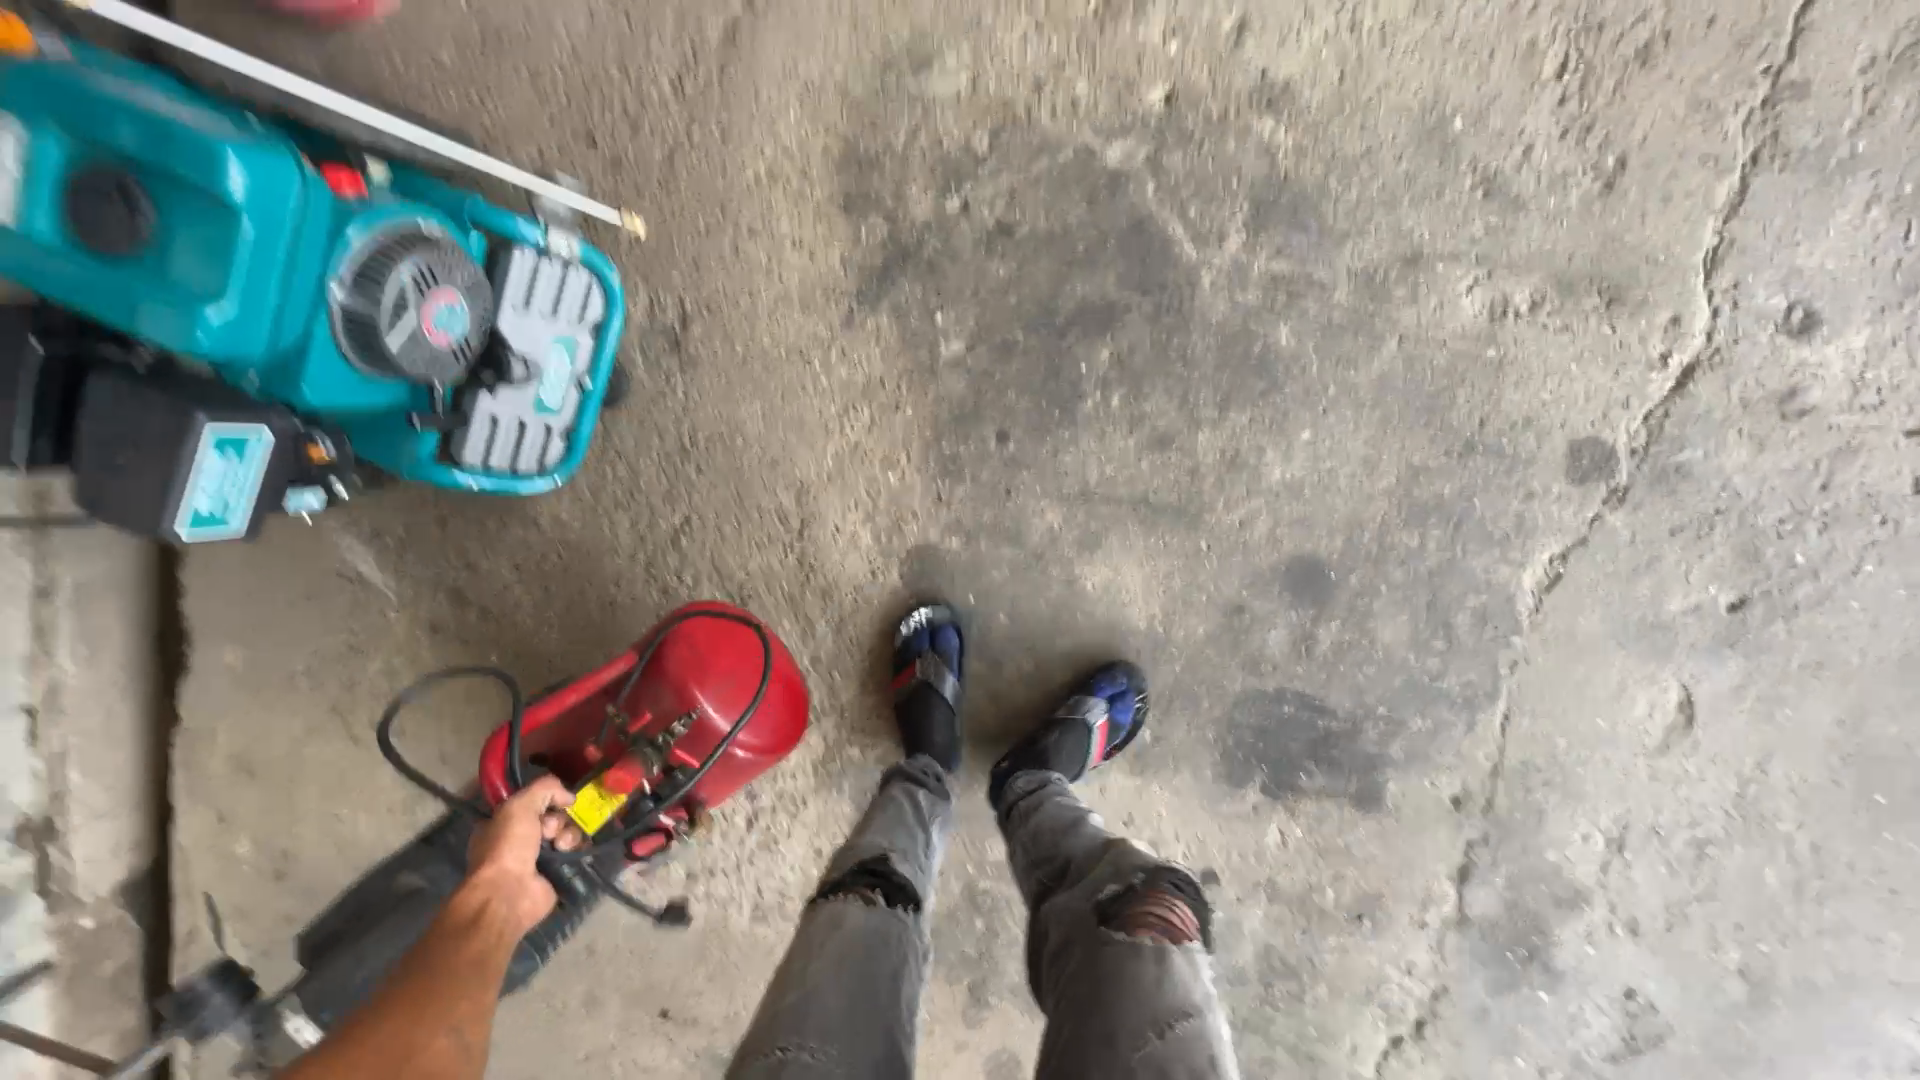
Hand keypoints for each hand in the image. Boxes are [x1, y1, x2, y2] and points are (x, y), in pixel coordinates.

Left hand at [461, 776, 579, 936]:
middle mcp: (520, 840)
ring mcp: (539, 858)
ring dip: (568, 834)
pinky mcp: (557, 871)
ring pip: (567, 832)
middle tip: (549, 830)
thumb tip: (569, 797)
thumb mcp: (519, 805)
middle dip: (557, 820)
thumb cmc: (506, 846)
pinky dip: (578, 848)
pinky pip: (576, 851)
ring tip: (560, 845)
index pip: (533, 803)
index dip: (545, 800)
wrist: (509, 892)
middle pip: (554, 816)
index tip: (551, 803)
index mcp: (503, 824)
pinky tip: (569, 852)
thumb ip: (545, 788)